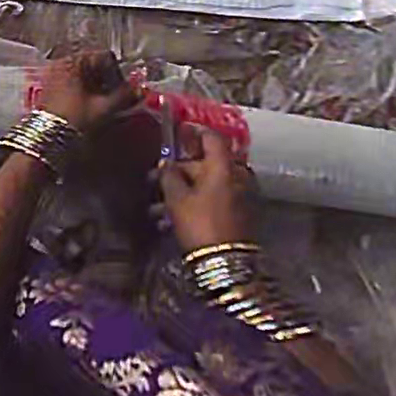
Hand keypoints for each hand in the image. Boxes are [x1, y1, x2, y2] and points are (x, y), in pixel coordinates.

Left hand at [36, 51, 138, 131]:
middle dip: (107, 80)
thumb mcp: (104, 108)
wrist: (44, 141)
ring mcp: (53, 74)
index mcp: (75, 61)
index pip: (105, 57)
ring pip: (82, 74)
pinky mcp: (48, 88)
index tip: (122, 92)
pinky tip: (88, 107)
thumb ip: (124, 96)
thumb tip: (140, 90)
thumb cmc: (75, 120)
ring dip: (96, 86)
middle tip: (115, 99)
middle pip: (93, 64)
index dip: (117, 73)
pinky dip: (83, 91)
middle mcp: (62, 62)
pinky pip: (71, 82)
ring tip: (102, 105)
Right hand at [158, 126, 255, 251]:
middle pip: (205, 163)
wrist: (226, 265)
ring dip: (182, 190)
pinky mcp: (237, 214)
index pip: (211, 137)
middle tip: (156, 177)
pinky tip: (171, 218)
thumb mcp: (177, 199)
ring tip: (157, 206)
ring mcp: (238, 196)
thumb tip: (166, 163)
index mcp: (223, 166)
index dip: (194, 131)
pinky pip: (212, 199)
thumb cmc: (201, 224)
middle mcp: (235, 176)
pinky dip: (193, 202)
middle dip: (179, 169)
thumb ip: (169, 175)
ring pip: (206, 184)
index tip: (178, 130)